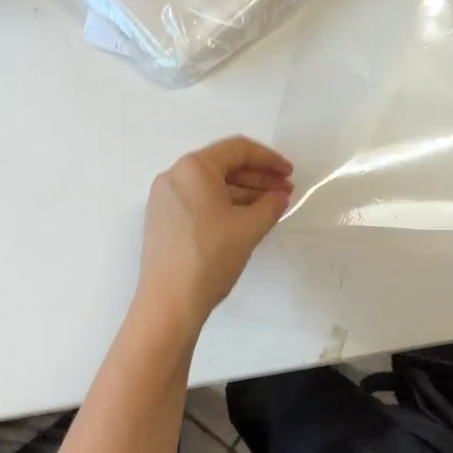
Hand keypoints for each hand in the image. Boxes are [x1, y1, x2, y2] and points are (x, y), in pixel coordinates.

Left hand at [137, 137, 293, 330]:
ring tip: (271, 207)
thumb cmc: (211, 256)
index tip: (290, 173)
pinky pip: (198, 201)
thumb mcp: (249, 227)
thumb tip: (279, 197)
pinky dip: (223, 205)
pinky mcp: (162, 219)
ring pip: (211, 186)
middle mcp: (174, 175)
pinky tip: (245, 218)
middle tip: (285, 192)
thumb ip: (270, 205)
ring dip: (243, 192)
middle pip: (223, 166)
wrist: (169, 302)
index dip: (269, 159)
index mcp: (193, 167)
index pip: (238, 150)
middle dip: (257, 177)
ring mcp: (164, 198)